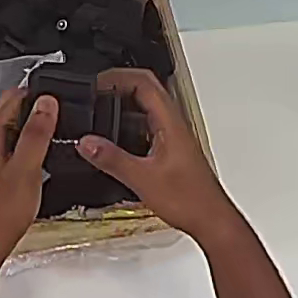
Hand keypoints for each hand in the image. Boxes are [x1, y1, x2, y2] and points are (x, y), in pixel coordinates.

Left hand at [0, 88, 56, 255]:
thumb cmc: (2, 210)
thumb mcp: (25, 167)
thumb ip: (36, 134)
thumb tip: (46, 103)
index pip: (11, 99)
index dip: (33, 91)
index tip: (55, 90)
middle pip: (13, 111)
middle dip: (35, 103)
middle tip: (60, 103)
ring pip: (18, 128)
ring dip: (36, 121)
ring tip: (59, 121)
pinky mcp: (6, 171)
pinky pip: (22, 145)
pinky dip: (36, 140)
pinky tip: (49, 149)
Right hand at [75, 69, 245, 241]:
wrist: (210, 220)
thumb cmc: (190, 200)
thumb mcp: (142, 179)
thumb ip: (111, 160)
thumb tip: (87, 143)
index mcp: (170, 123)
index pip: (145, 82)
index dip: (118, 77)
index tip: (97, 83)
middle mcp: (174, 125)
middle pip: (146, 88)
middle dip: (118, 85)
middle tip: (95, 91)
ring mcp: (173, 136)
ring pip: (147, 107)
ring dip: (124, 103)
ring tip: (99, 110)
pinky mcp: (170, 149)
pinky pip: (147, 125)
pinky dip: (128, 124)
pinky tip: (115, 140)